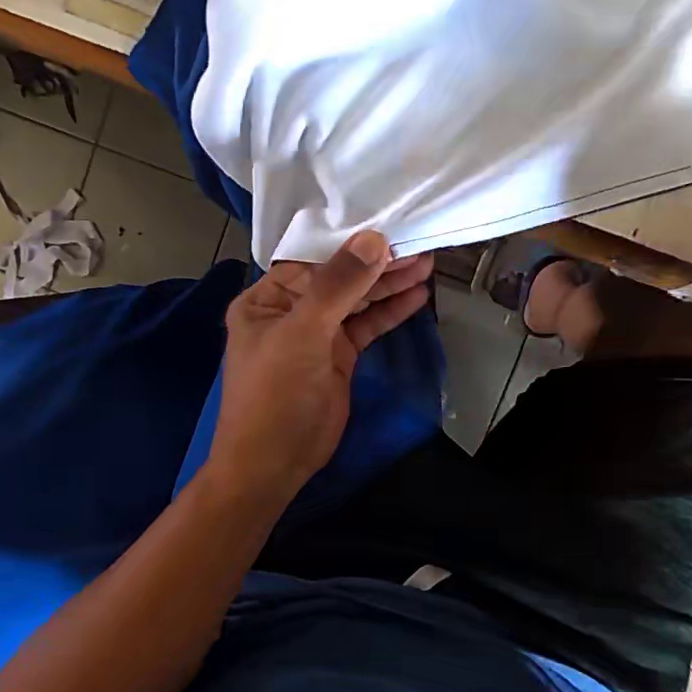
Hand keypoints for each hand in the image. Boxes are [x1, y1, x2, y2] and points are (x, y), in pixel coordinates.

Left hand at [207, 231, 432, 499]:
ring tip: (426, 264)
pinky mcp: (338, 358)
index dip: (349, 245)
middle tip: (418, 246)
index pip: (311, 260)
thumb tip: (373, 239)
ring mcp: (316, 336)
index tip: (389, 228)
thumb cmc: (275, 394)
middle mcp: (290, 312)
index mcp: (265, 299)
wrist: (274, 463)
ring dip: (388, 285)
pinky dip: (389, 313)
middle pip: (338, 279)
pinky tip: (416, 297)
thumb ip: (338, 285)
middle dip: (376, 265)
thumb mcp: (302, 333)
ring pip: (356, 302)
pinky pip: (366, 327)